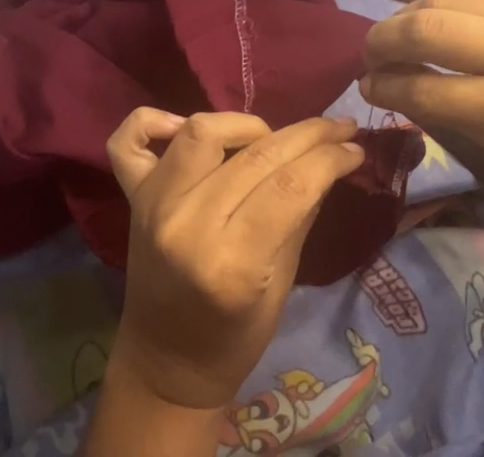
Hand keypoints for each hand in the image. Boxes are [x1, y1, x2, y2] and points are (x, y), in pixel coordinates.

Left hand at [103, 109, 365, 410]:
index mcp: (231, 262)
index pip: (291, 186)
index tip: (355, 146)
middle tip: (337, 129)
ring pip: (201, 132)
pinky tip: (180, 127)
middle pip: (256, 156)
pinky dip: (152, 121)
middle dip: (306, 135)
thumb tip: (329, 162)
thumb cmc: (234, 336)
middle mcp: (187, 224)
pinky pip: (128, 142)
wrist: (166, 361)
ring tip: (269, 139)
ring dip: (244, 125)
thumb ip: (301, 216)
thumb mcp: (282, 284)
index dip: (330, 158)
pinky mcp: (132, 197)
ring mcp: (154, 205)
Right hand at [361, 0, 483, 219]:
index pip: (427, 86)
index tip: (364, 87)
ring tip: (394, 38)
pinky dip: (445, 11)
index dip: (384, 86)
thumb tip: (404, 91)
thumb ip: (462, 119)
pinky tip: (440, 28)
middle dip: (382, 38)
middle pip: (428, 24)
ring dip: (408, 15)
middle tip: (366, 57)